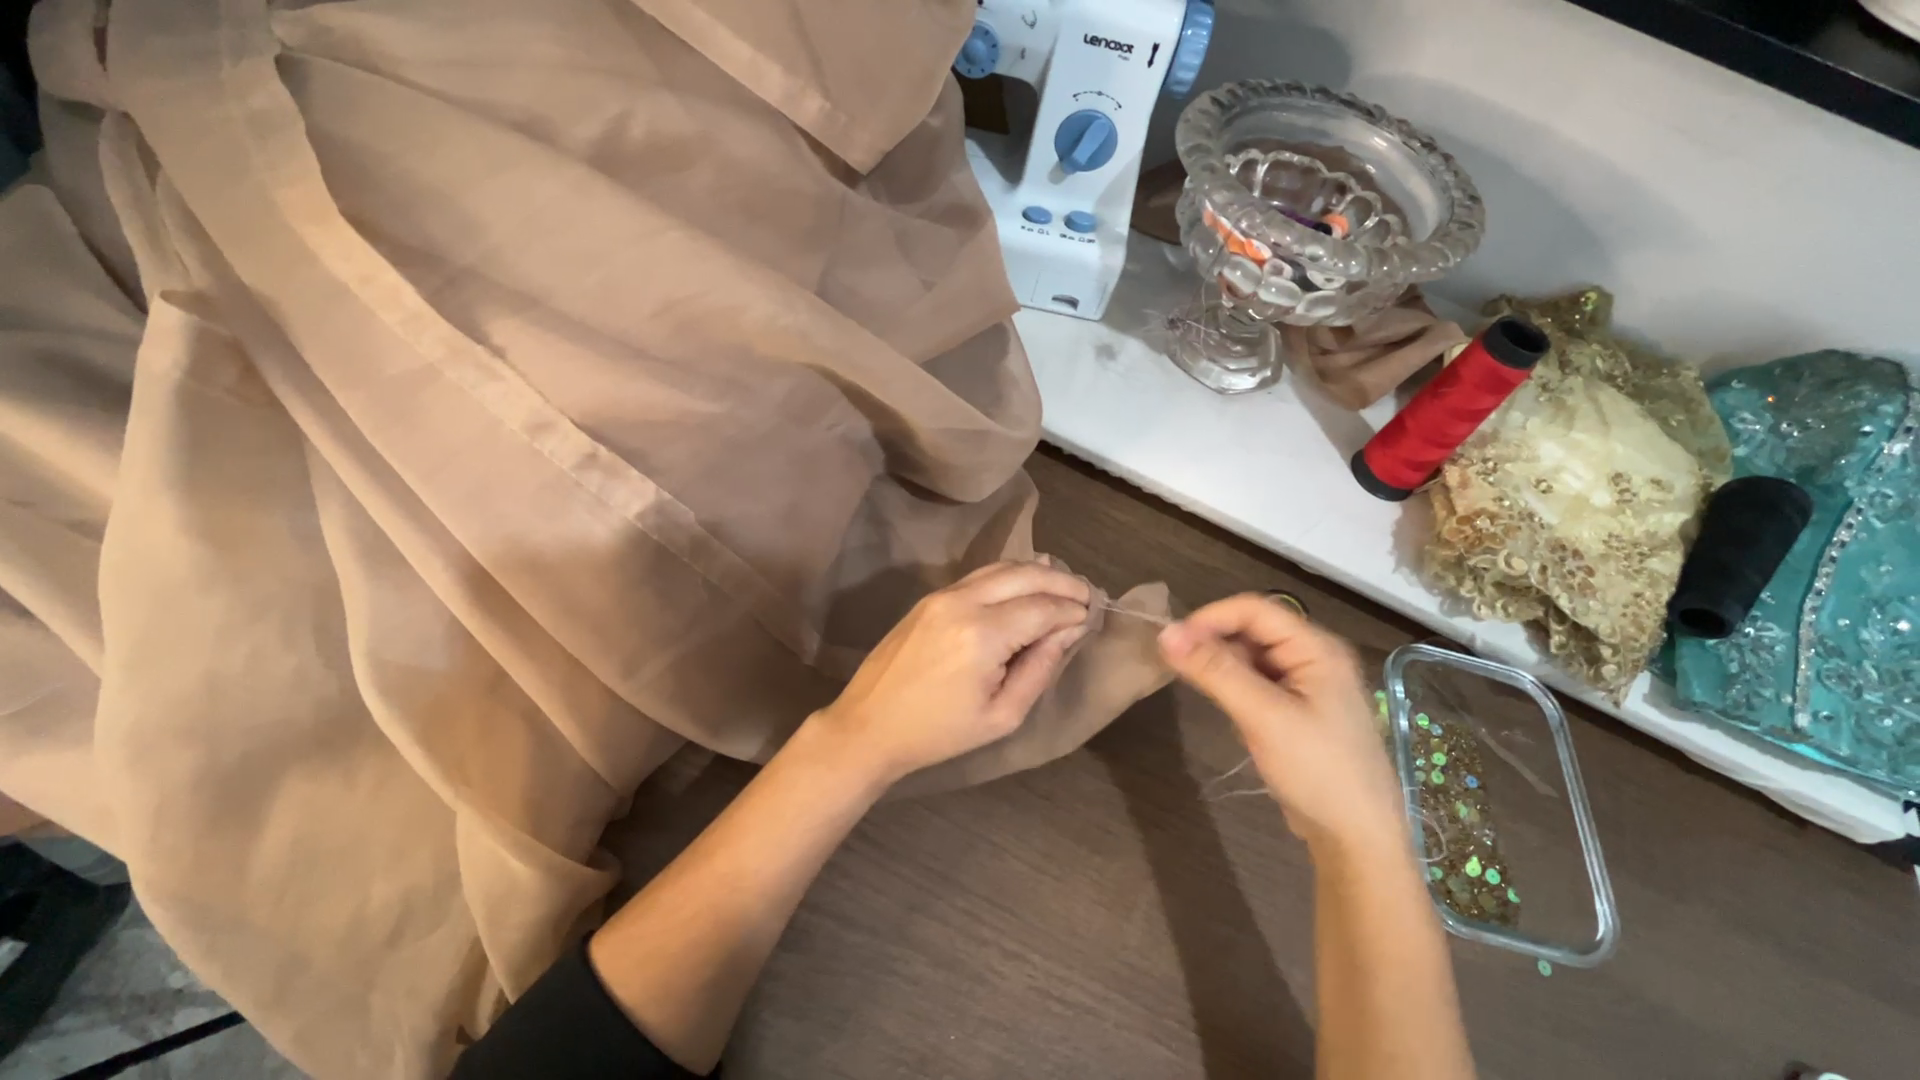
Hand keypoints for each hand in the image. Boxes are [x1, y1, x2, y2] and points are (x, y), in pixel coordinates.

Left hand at [812, 561, 1092, 784]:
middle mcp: (962, 602)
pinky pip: (979, 576)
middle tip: (1086, 595)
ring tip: (1063, 587)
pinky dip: (1008, 576)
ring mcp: (942, 595)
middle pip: (1025, 575)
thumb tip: (1069, 631)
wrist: (869, 726)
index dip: (1072, 610)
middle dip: (1061, 581)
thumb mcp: (1002, 715)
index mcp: (982, 635)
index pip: (1043, 608)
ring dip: (1036, 573)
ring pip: (1000, 568)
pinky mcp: (929, 598)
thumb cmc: (939, 733)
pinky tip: (1025, 586)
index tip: (1093, 617)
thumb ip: (1041, 668)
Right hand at [1158, 594, 1404, 857]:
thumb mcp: (1262, 716)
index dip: (1210, 618)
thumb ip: (1215, 671)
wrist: (1357, 836)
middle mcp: (1314, 658)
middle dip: (1214, 642)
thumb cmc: (1317, 769)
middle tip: (1178, 669)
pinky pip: (1259, 684)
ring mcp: (1307, 686)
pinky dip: (1236, 689)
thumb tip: (1165, 633)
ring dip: (1223, 667)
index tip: (1172, 643)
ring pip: (1252, 658)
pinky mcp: (1298, 711)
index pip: (1254, 609)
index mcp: (1316, 648)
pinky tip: (1228, 712)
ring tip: (1201, 691)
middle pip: (1253, 630)